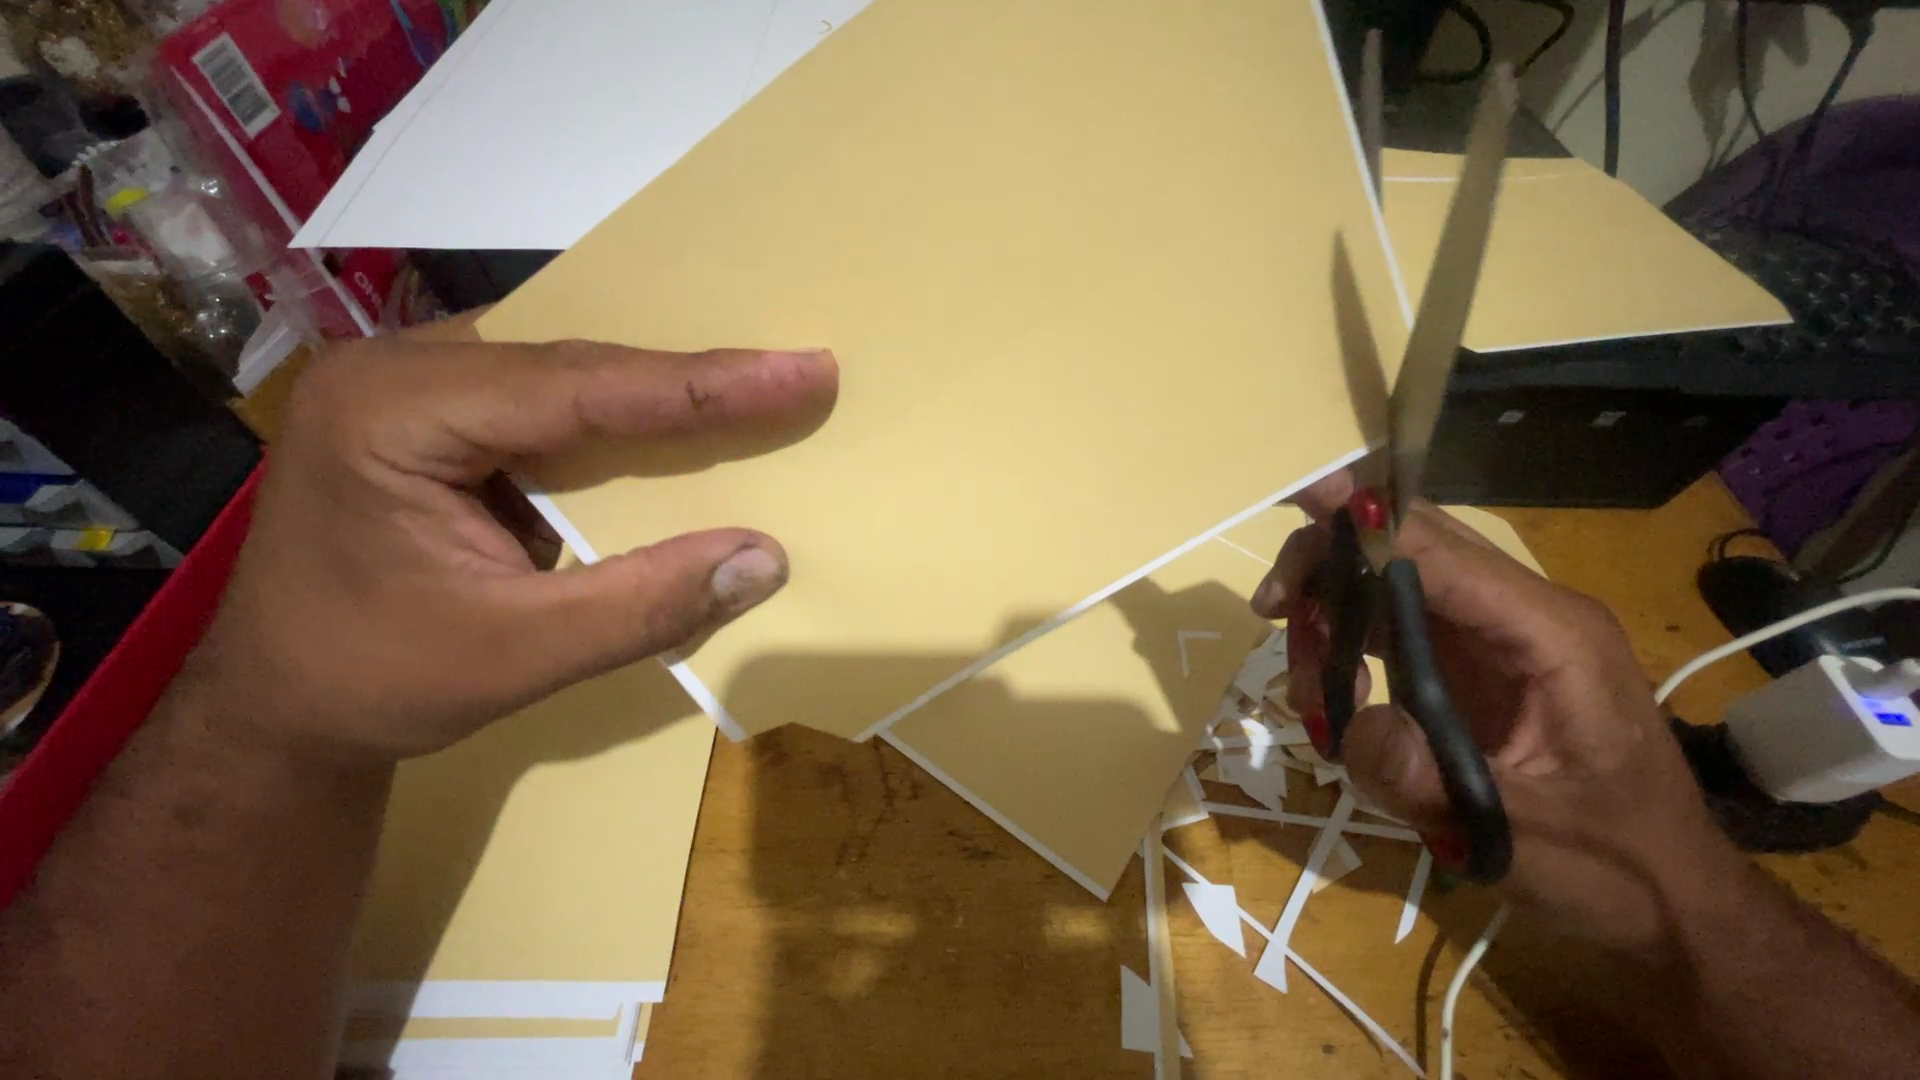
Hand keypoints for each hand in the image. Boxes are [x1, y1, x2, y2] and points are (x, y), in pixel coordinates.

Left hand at [192, 322, 836, 760]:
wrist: (279, 709)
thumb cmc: (377, 682)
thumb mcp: (518, 655)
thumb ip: (644, 605)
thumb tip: (766, 559)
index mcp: (395, 412)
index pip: (581, 386)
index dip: (705, 384)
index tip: (801, 372)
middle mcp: (403, 373)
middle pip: (581, 364)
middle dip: (696, 379)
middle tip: (797, 375)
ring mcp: (420, 389)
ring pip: (573, 374)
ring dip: (667, 392)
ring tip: (760, 390)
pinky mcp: (446, 419)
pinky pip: (556, 402)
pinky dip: (629, 419)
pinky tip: (684, 425)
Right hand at [1251, 472, 1740, 951]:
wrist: (1661, 895)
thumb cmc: (1610, 861)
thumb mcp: (1515, 833)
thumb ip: (1423, 779)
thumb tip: (1346, 725)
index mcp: (1547, 633)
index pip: (1442, 553)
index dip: (1369, 521)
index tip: (1302, 492)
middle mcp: (1515, 615)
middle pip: (1406, 546)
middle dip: (1328, 562)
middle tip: (1273, 610)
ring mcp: (1486, 633)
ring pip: (1384, 579)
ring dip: (1327, 610)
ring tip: (1305, 683)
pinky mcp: (1460, 658)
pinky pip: (1384, 621)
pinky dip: (1339, 640)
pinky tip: (1325, 689)